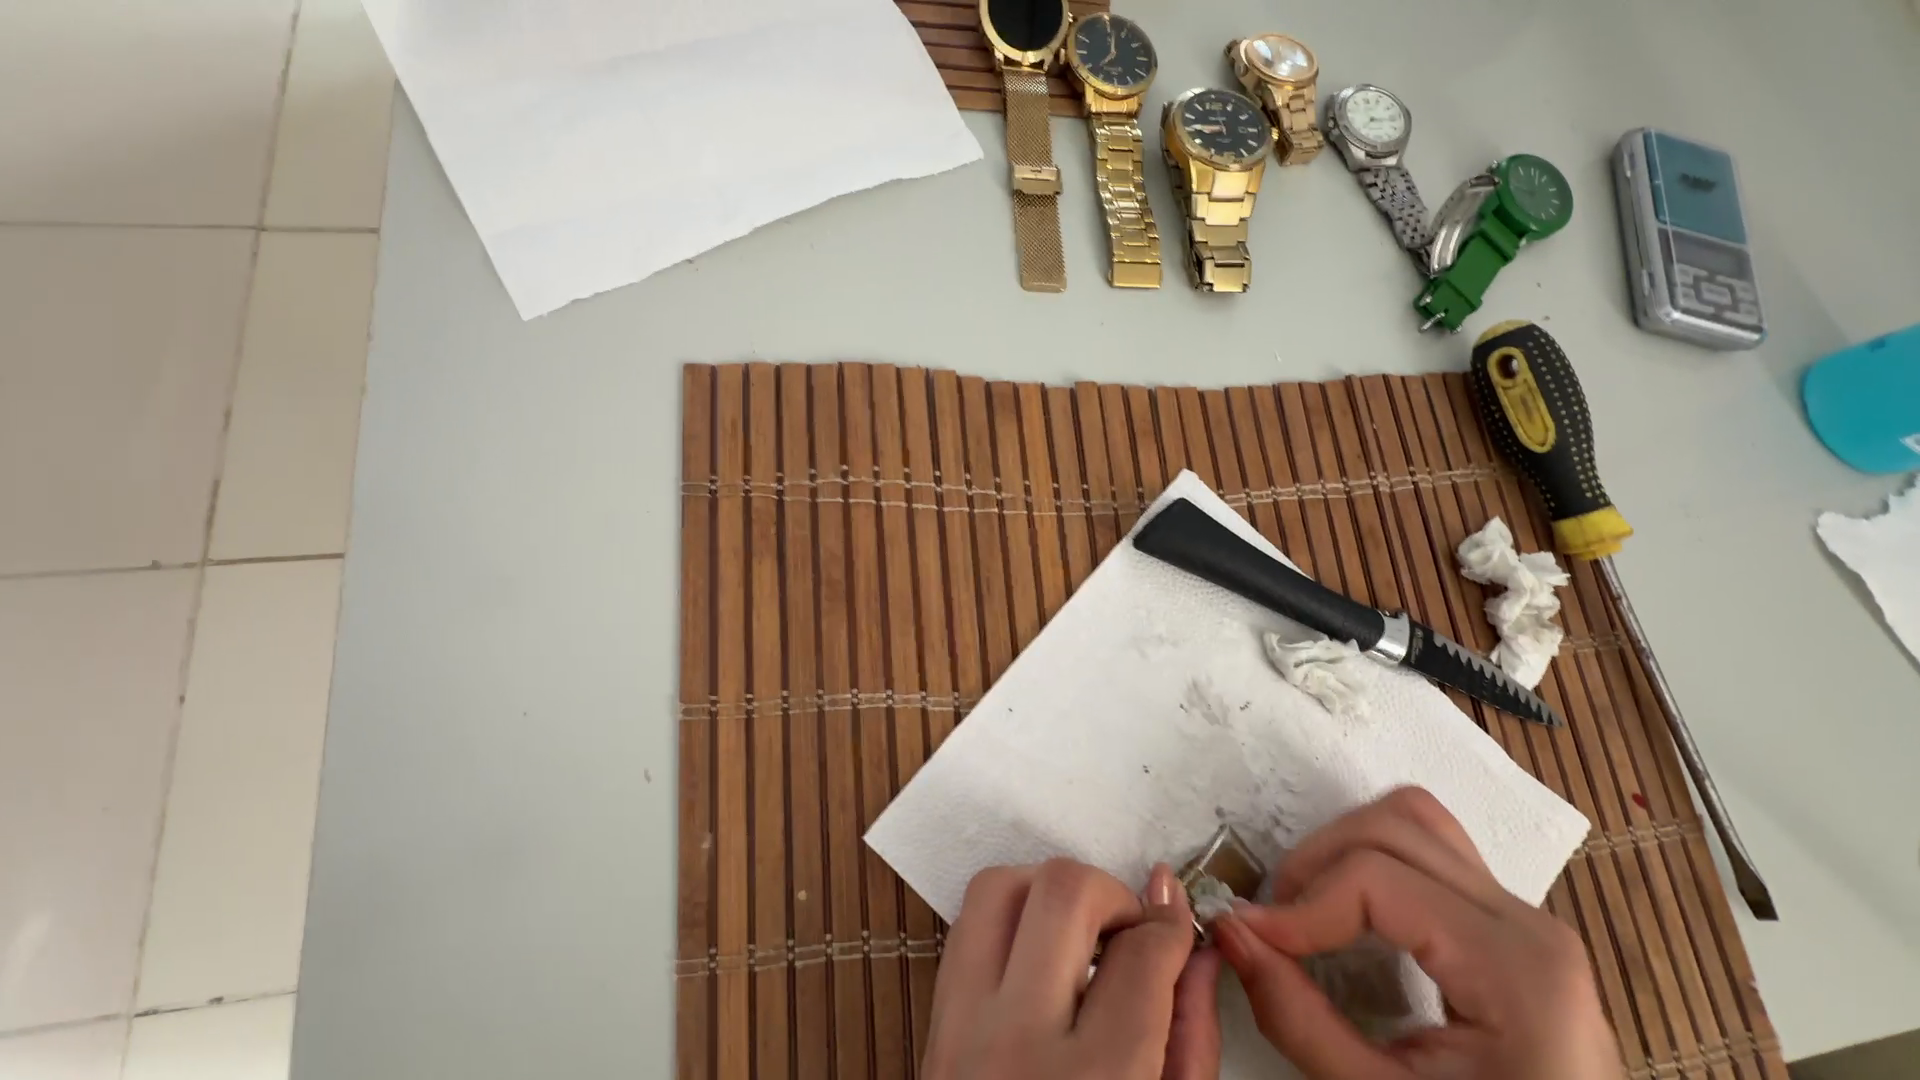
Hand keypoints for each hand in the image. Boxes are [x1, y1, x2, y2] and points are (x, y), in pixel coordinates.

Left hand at [923, 859, 1221, 1079]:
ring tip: (1079, 933)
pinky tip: (1038, 953)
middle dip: (1109, 893)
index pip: (1141, 956)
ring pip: (997, 887)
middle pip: (1062, 892)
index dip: (1172, 927)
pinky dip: (1006, 915)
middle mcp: (1018, 1041)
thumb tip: (1194, 942)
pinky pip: (964, 925)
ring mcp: (961, 1025)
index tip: (1178, 928)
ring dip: (1047, 890)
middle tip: (1127, 932)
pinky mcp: (932, 1020)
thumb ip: (1192, 1034)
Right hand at [1208, 788, 1621, 1079]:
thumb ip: (1298, 1018)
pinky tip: (1348, 914)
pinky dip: (1372, 858)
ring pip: (1415, 819)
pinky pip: (1429, 849)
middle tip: (1275, 924)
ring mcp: (1524, 916)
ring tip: (1307, 908)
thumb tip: (1229, 930)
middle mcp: (1527, 922)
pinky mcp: (1510, 922)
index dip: (1300, 904)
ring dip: (1344, 848)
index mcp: (1515, 970)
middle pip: (1396, 825)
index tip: (1249, 939)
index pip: (1377, 879)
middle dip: (1317, 862)